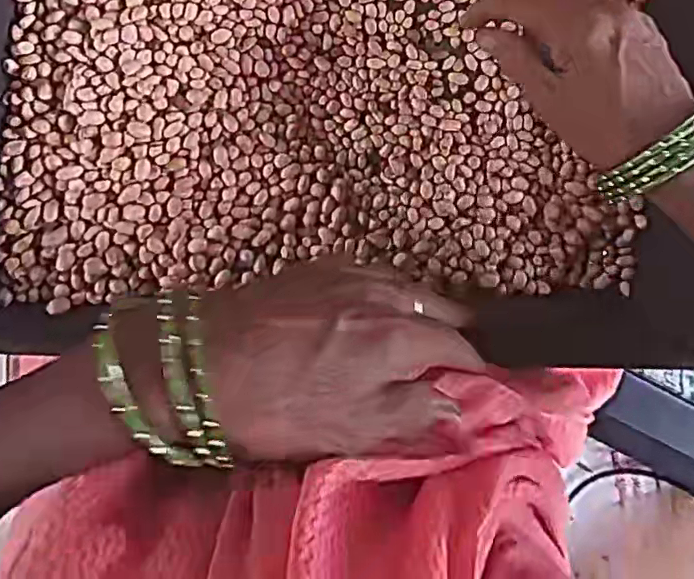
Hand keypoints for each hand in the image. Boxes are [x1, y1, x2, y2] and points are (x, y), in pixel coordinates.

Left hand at [122, 259, 481, 462]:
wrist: (203, 358)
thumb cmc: (276, 405)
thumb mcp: (348, 429)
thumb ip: (410, 414)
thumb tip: (456, 409)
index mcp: (394, 335)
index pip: (458, 345)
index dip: (480, 365)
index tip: (490, 380)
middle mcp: (382, 292)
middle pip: (442, 305)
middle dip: (460, 330)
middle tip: (466, 355)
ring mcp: (352, 271)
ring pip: (411, 285)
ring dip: (427, 309)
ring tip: (427, 334)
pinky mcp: (324, 264)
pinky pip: (377, 275)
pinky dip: (393, 293)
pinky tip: (380, 311)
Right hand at [462, 0, 693, 169]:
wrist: (672, 149)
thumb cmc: (611, 133)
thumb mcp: (551, 101)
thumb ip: (516, 60)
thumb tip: (487, 35)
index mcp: (581, 28)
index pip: (521, 0)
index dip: (488, 8)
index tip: (470, 22)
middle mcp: (606, 12)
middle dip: (514, 12)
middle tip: (492, 35)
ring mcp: (627, 16)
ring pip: (570, 2)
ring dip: (542, 18)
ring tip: (528, 51)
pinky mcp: (641, 26)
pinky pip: (594, 12)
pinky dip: (570, 23)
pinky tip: (564, 51)